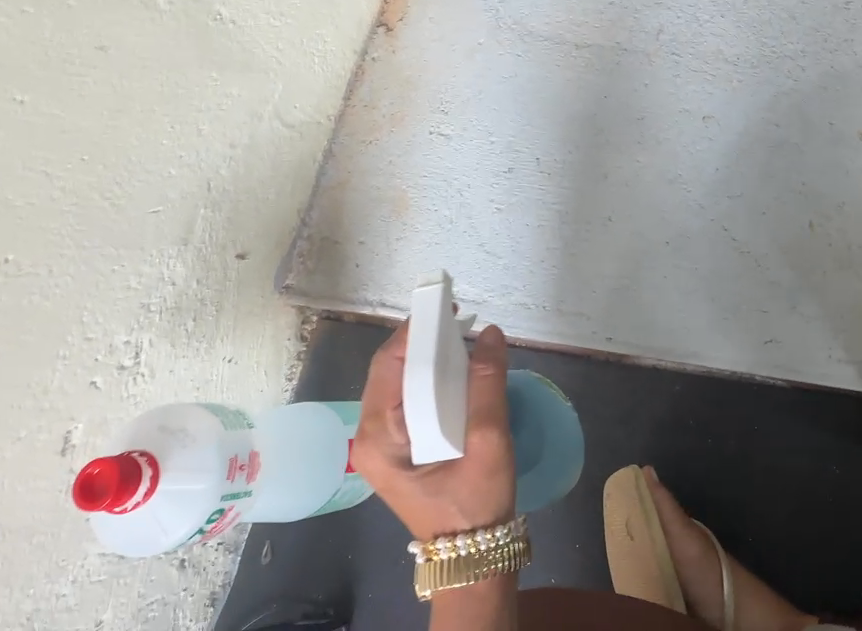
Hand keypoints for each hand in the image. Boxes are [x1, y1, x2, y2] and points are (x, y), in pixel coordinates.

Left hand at [351, 321, 516, 539]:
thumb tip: (491, 334)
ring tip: (462, 338)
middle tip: (459, 319)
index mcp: (381, 437)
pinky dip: (430, 377)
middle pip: (390, 370)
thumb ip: (487, 384)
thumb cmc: (476, 500)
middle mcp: (371, 438)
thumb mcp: (489, 440)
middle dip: (422, 339)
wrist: (474, 553)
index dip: (415, 330)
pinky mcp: (399, 448)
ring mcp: (382, 445)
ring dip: (426, 356)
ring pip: (398, 383)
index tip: (447, 308)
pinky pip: (408, 399)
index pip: (389, 365)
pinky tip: (456, 369)